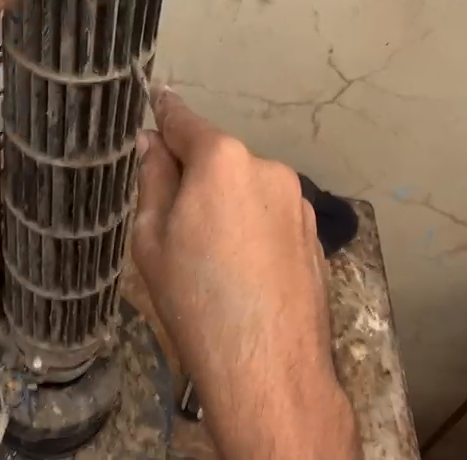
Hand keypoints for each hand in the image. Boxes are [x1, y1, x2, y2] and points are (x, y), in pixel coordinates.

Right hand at [133, 89, 359, 459]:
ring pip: (245, 187)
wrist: (271, 372)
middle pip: (217, 158)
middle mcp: (266, 167)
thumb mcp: (152, 237)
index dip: (165, 110)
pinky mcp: (314, 234)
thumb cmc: (196, 300)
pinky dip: (252, 227)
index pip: (184, 120)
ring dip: (226, 202)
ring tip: (212, 257)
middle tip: (173, 220)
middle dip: (194, 174)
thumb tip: (151, 142)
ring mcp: (297, 202)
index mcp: (222, 159)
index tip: (156, 94)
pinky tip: (243, 271)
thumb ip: (153, 178)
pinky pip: (269, 215)